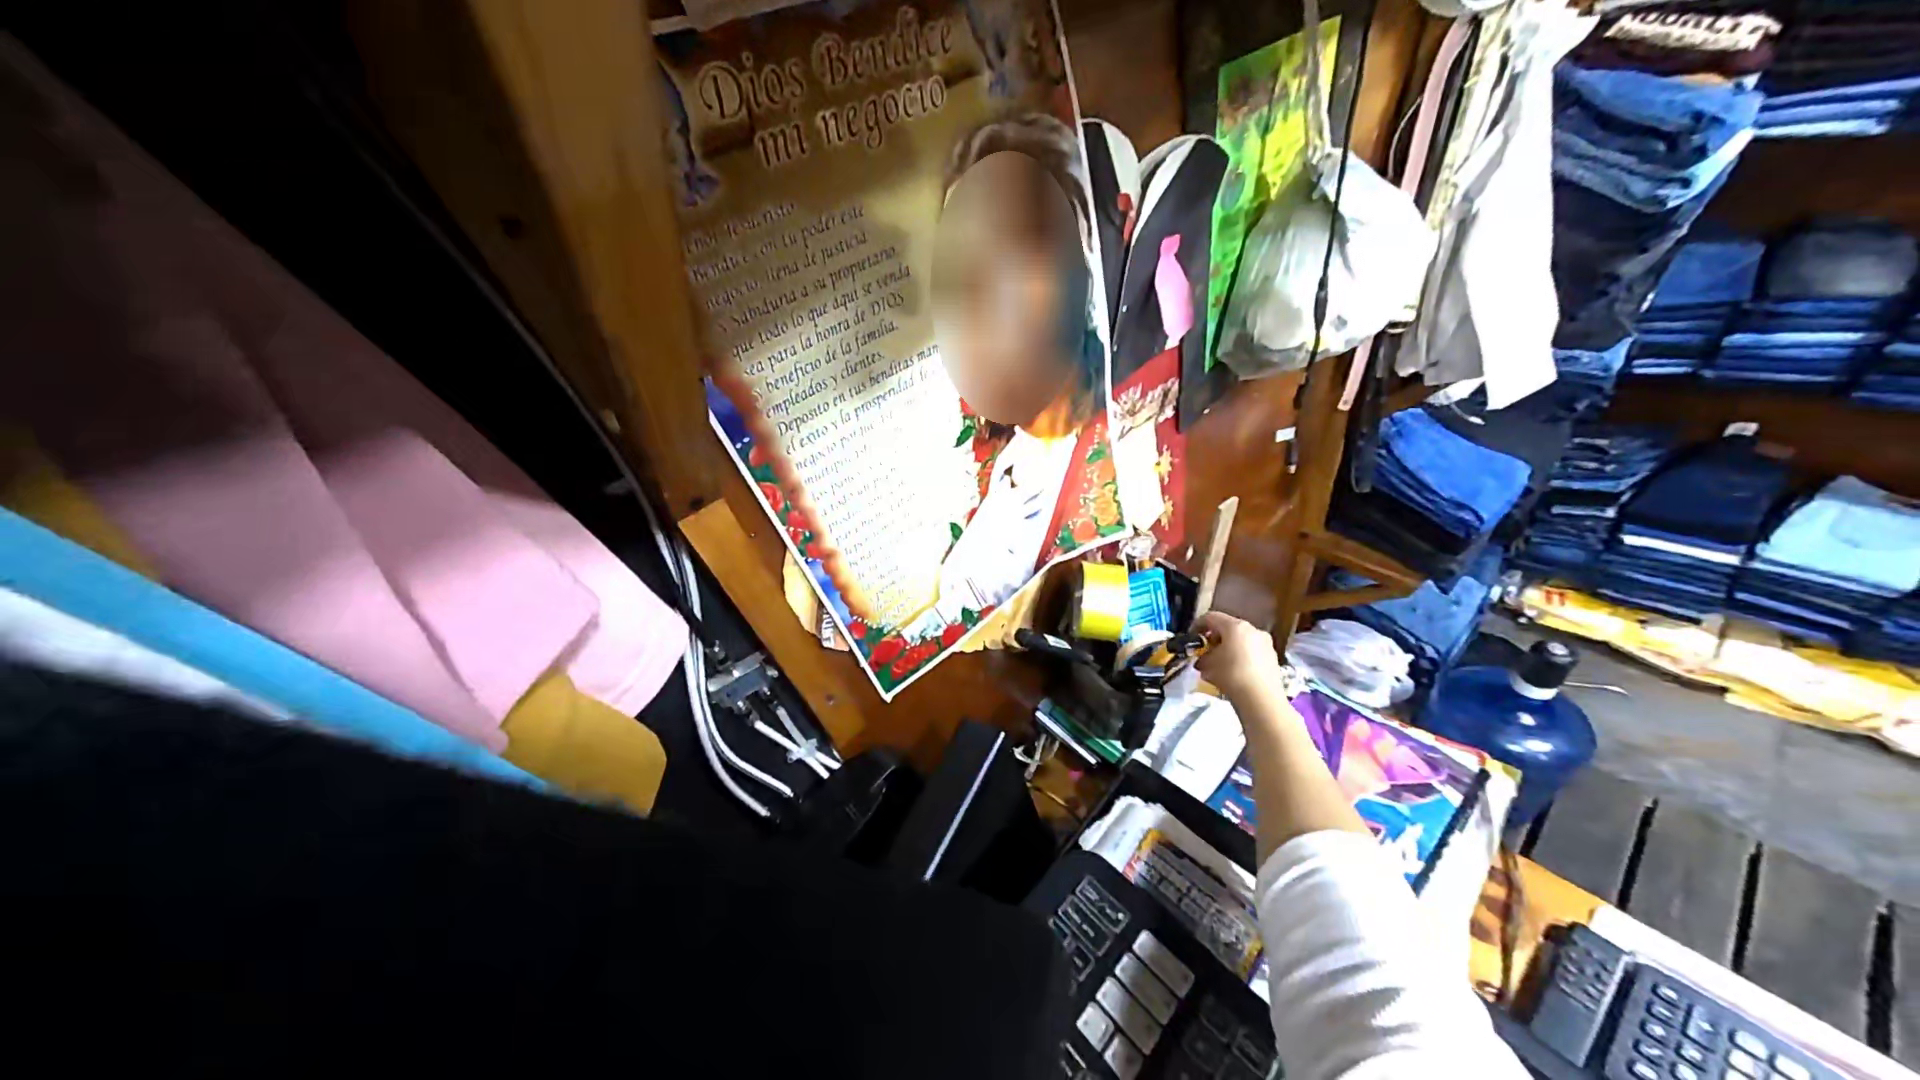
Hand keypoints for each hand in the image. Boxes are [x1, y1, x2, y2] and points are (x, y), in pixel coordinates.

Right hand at [1192, 611, 1283, 698]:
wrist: (1262, 699)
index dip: (1197, 625)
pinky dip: (1242, 656)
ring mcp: (1266, 643)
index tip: (1191, 637)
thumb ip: (1202, 656)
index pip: (1211, 617)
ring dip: (1229, 648)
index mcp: (1235, 627)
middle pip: (1228, 628)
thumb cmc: (1231, 676)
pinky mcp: (1273, 657)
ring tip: (1221, 664)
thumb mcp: (1207, 665)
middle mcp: (1253, 630)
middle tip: (1205, 651)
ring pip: (1242, 640)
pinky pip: (1252, 651)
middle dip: (1215, 638)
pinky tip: (1236, 672)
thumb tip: (1203, 658)